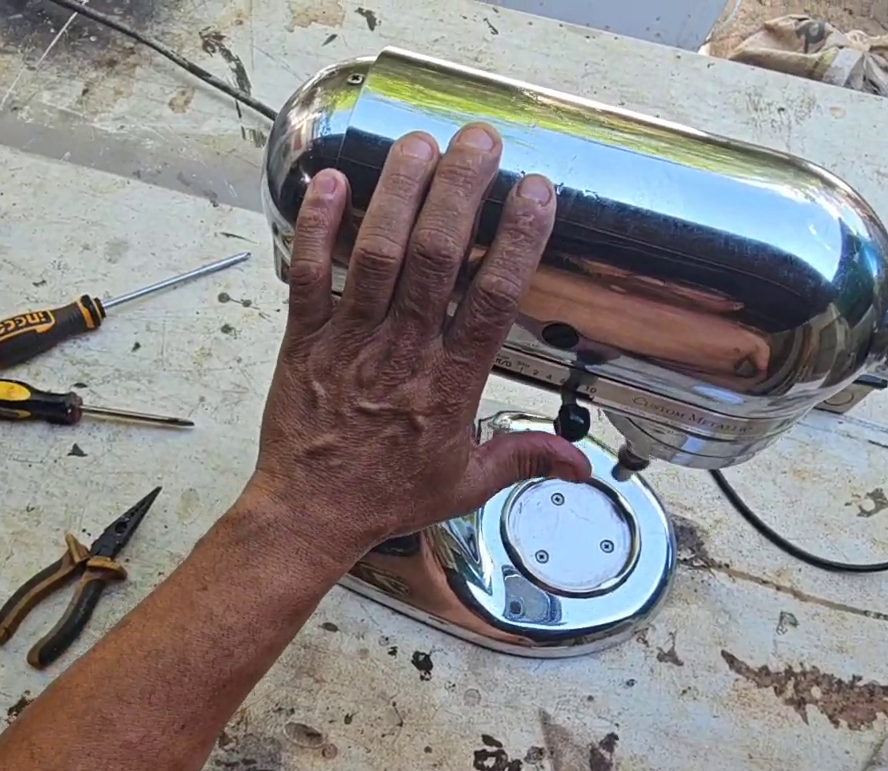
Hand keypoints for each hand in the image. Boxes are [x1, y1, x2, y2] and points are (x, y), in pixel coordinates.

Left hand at [244, 123, 589, 567]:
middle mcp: (401, 357)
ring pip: (374, 258)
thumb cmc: (385, 496)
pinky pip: (308, 278)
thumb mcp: (464, 485)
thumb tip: (583, 466)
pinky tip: (331, 181)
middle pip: (433, 262)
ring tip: (418, 142)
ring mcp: (349, 346)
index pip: (490, 304)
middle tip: (479, 141)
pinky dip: (316, 230)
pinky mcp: (305, 343)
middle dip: (457, 193)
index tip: (536, 192)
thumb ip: (522, 460)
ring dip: (396, 194)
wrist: (310, 512)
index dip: (515, 243)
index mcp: (448, 389)